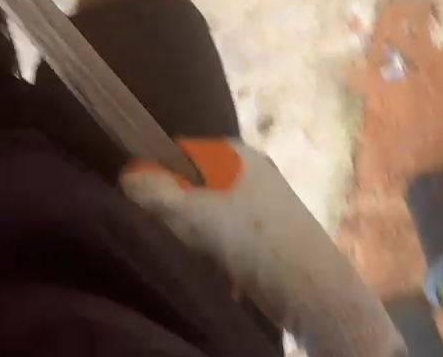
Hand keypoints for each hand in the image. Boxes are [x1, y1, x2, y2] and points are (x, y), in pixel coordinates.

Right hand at [121, 139, 399, 356]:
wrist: (317, 290)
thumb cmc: (251, 240)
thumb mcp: (191, 213)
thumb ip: (152, 192)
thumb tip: (126, 177)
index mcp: (234, 152)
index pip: (180, 152)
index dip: (159, 176)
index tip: (151, 206)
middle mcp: (252, 168)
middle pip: (194, 184)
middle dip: (181, 212)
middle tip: (179, 237)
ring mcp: (267, 201)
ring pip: (212, 213)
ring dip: (201, 238)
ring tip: (203, 259)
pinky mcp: (276, 234)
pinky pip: (233, 236)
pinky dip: (223, 254)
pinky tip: (226, 276)